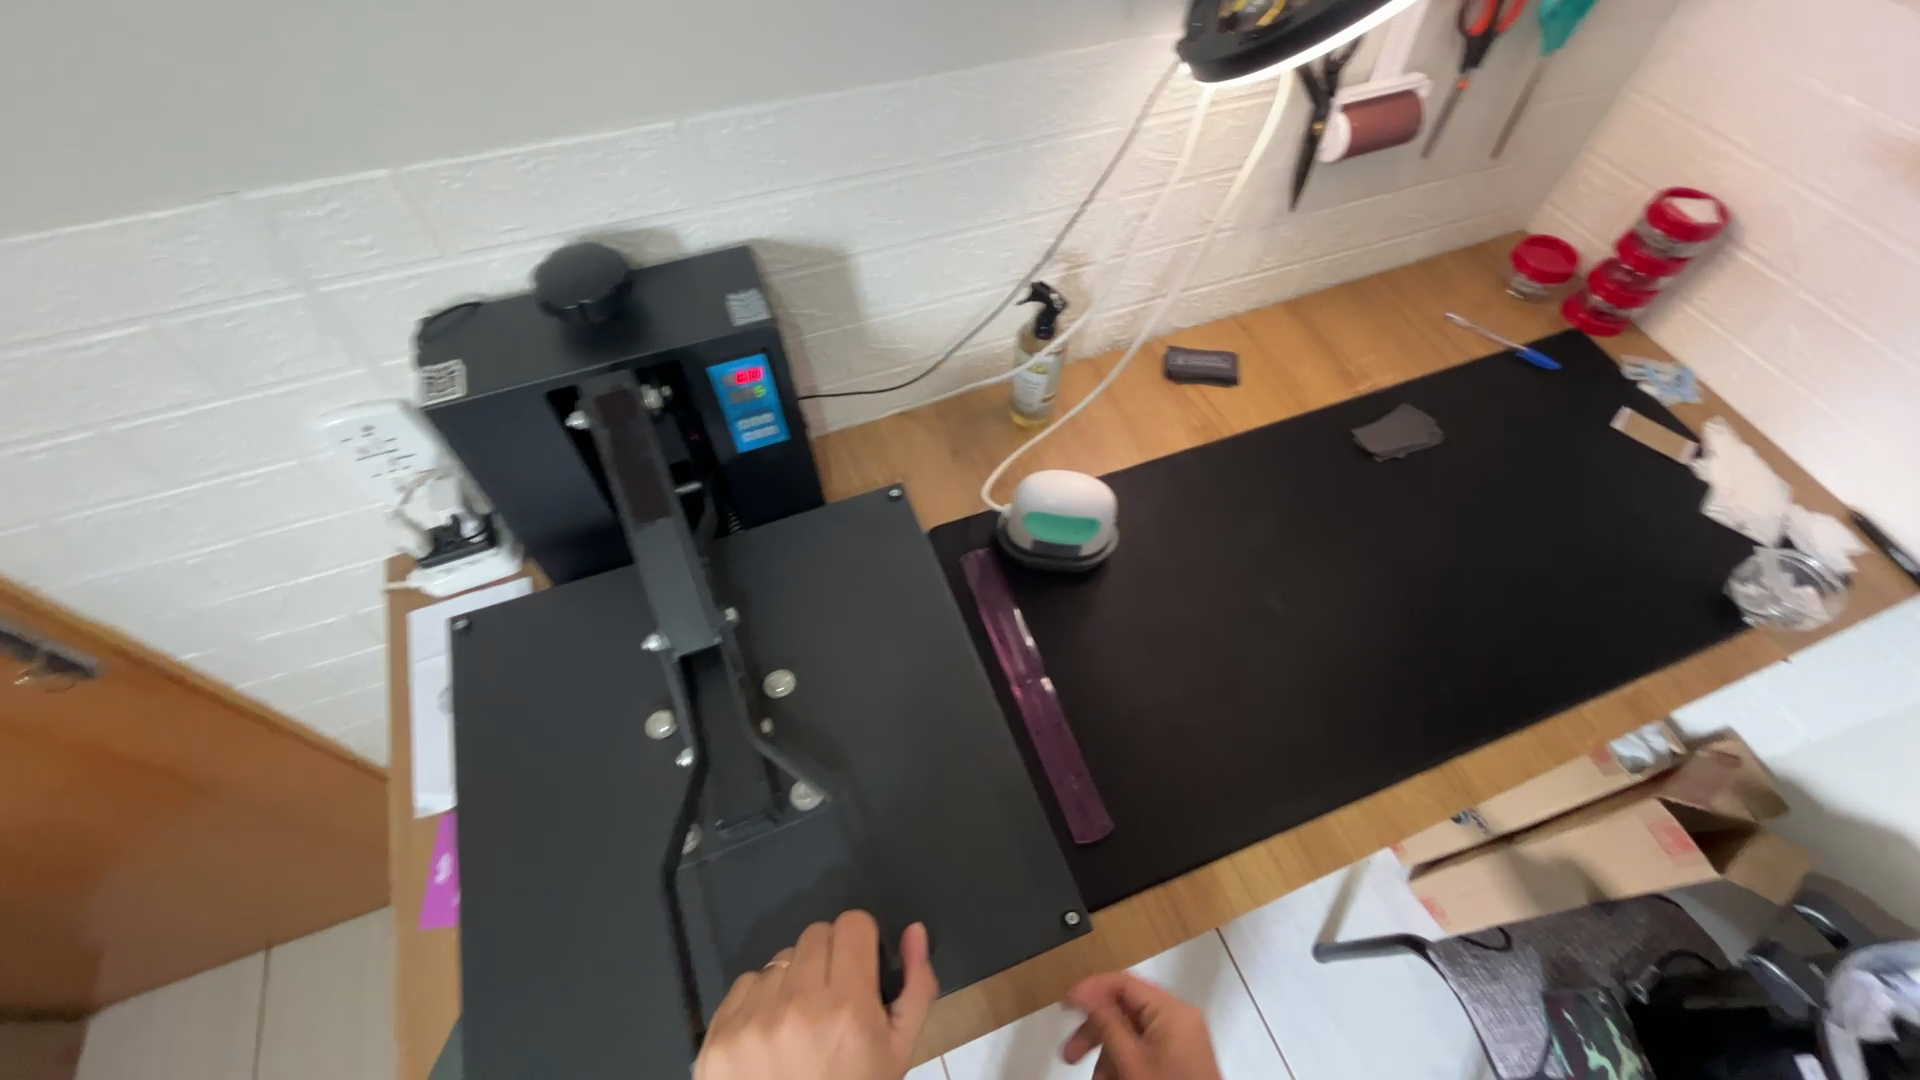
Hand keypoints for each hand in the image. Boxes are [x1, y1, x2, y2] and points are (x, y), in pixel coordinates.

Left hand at [694, 911, 937, 1079]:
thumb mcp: (898, 1052)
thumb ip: (915, 986)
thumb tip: (914, 930)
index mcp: (848, 1006)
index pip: (853, 924)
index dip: (861, 943)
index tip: (861, 968)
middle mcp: (798, 1003)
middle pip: (816, 934)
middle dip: (829, 958)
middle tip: (832, 1000)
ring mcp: (753, 1020)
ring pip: (781, 959)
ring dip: (794, 981)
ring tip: (799, 1025)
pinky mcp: (719, 1037)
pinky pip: (746, 984)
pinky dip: (760, 1003)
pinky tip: (770, 1039)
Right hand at [1062, 972, 1223, 1079]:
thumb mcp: (1132, 1060)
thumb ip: (1107, 1022)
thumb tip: (1085, 993)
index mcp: (1171, 1009)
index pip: (1123, 983)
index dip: (1091, 990)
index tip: (1065, 1005)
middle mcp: (1179, 1016)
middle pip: (1126, 1010)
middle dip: (1096, 1032)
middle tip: (1069, 1054)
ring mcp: (1182, 1038)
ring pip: (1133, 1034)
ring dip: (1109, 1055)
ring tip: (1096, 1079)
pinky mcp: (1181, 1057)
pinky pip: (1146, 1049)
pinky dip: (1127, 1063)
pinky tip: (1113, 1078)